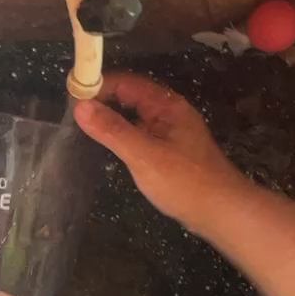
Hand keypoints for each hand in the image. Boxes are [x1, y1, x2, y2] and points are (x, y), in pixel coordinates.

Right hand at [74, 73, 255, 233]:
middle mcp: (170, 114)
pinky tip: (111, 147)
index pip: (128, 83)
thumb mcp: (144, 155)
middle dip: (104, 100)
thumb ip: (113, 130)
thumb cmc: (185, 182)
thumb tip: (80, 107)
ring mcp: (171, 134)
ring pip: (136, 117)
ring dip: (113, 118)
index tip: (73, 94)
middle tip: (74, 111)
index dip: (100, 85)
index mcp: (167, 107)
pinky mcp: (170, 152)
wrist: (221, 212)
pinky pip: (141, 134)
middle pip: (132, 97)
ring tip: (85, 126)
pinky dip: (123, 135)